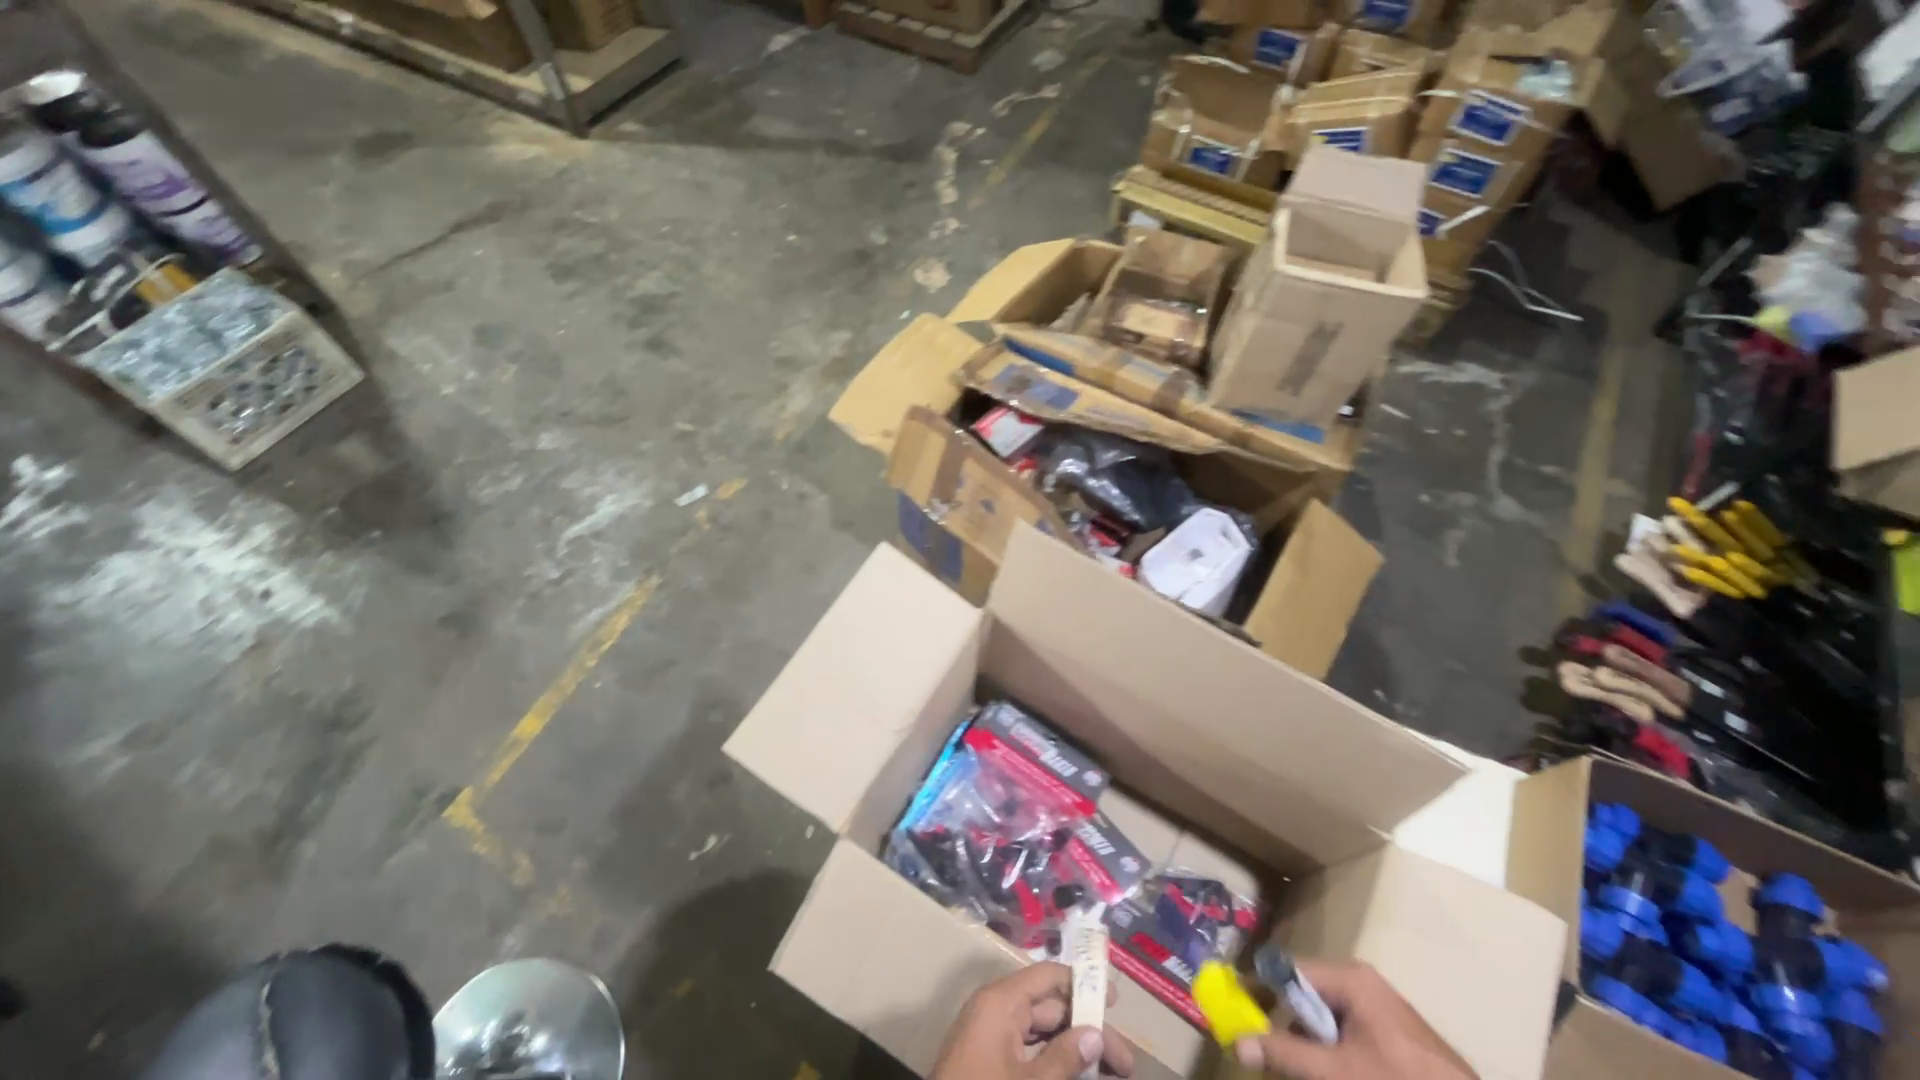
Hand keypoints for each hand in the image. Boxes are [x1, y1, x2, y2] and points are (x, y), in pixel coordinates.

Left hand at [931, 962, 1135, 1079]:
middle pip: (1052, 1010)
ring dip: (1077, 1052)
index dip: (1083, 983)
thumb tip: (1094, 1034)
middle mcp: (997, 1011)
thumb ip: (1065, 1058)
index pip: (1048, 976)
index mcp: (1002, 1002)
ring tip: (1115, 1074)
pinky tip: (1081, 1078)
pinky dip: (1056, 1063)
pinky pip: (1030, 1054)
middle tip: (1127, 1066)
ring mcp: (992, 1038)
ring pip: (1044, 1036)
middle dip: (1090, 1033)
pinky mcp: (990, 1062)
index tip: (1116, 1001)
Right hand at [1234, 961, 1475, 1079]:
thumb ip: (1284, 1054)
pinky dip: (1329, 1055)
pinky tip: (1331, 1074)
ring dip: (1306, 1047)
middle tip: (1265, 1055)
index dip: (1257, 991)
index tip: (1233, 1014)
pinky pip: (1343, 1034)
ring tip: (1303, 1073)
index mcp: (1349, 979)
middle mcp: (1360, 983)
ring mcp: (1376, 1007)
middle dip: (1283, 1028)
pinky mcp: (1387, 1032)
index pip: (1286, 970)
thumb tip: (1235, 1043)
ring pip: (1321, 1020)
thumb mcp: (1337, 1071)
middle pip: (1302, 996)